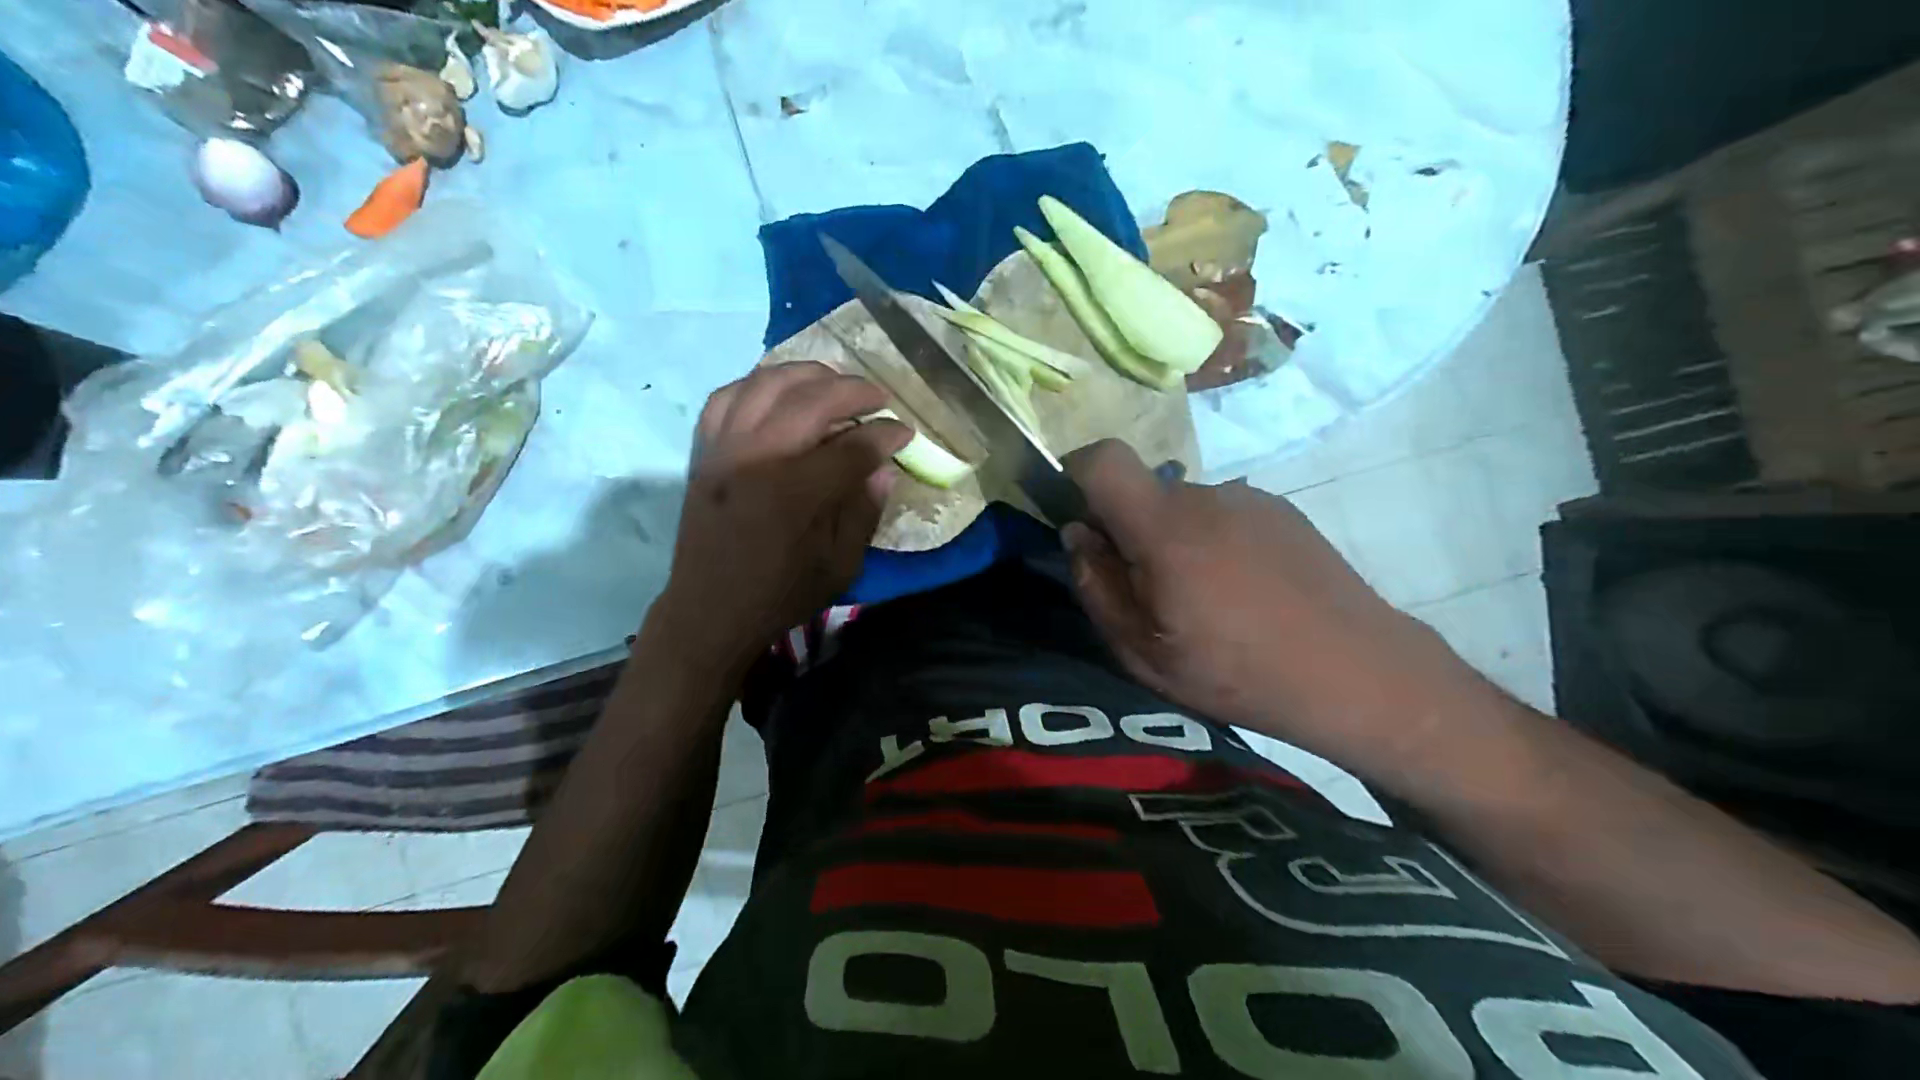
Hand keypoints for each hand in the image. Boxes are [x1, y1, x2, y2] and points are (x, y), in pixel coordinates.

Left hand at [650, 362, 908, 667]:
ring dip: (807, 374)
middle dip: (854, 391)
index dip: (885, 435)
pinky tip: (779, 391)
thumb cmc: (780, 595)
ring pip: (766, 384)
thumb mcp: (839, 567)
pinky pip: (727, 396)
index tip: (905, 433)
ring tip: (834, 382)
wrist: (709, 611)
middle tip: (879, 398)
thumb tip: (883, 468)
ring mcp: (724, 449)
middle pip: (811, 400)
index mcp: (795, 495)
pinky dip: (757, 384)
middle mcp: (757, 458)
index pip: (852, 446)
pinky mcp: (704, 452)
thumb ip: (863, 512)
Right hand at [1061, 440, 1474, 768]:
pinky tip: (1246, 592)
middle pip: (1143, 493)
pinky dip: (1213, 542)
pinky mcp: (1282, 510)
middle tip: (1152, 594)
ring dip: (1174, 541)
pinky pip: (1222, 514)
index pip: (1104, 460)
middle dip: (1129, 531)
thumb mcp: (1144, 653)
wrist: (1359, 674)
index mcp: (1166, 529)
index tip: (1079, 518)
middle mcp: (1206, 496)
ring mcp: (1250, 498)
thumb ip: (1097, 587)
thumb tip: (1077, 534)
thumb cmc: (1239, 674)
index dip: (1077, 474)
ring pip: (1183, 507)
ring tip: (1207, 601)